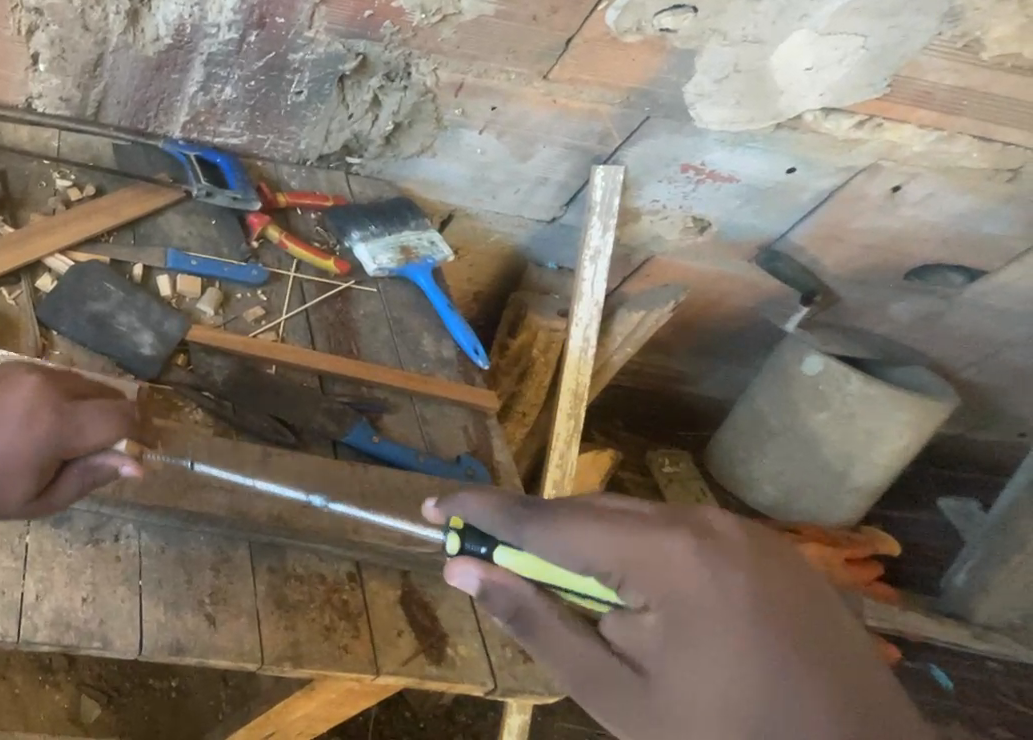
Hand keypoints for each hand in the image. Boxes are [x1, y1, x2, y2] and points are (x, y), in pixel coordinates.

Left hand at [0, 364, 141, 522]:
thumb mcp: (40, 499)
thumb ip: (91, 476)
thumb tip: (138, 464)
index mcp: (59, 421)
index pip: (123, 415)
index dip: (136, 434)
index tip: (131, 453)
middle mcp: (49, 384)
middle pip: (105, 393)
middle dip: (110, 419)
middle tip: (92, 451)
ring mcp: (26, 368)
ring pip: (78, 381)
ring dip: (84, 405)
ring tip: (60, 436)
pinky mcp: (7, 362)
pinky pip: (49, 374)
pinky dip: (57, 393)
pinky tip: (33, 418)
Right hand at [429, 490, 931, 739]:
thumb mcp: (618, 700)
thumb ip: (534, 623)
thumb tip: (461, 570)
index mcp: (670, 558)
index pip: (547, 522)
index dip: (482, 512)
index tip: (432, 505)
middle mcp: (707, 523)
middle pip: (586, 512)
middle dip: (531, 532)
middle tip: (482, 554)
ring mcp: (747, 532)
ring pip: (629, 517)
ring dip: (582, 543)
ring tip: (560, 587)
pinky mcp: (772, 550)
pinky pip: (676, 532)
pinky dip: (634, 551)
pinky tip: (629, 593)